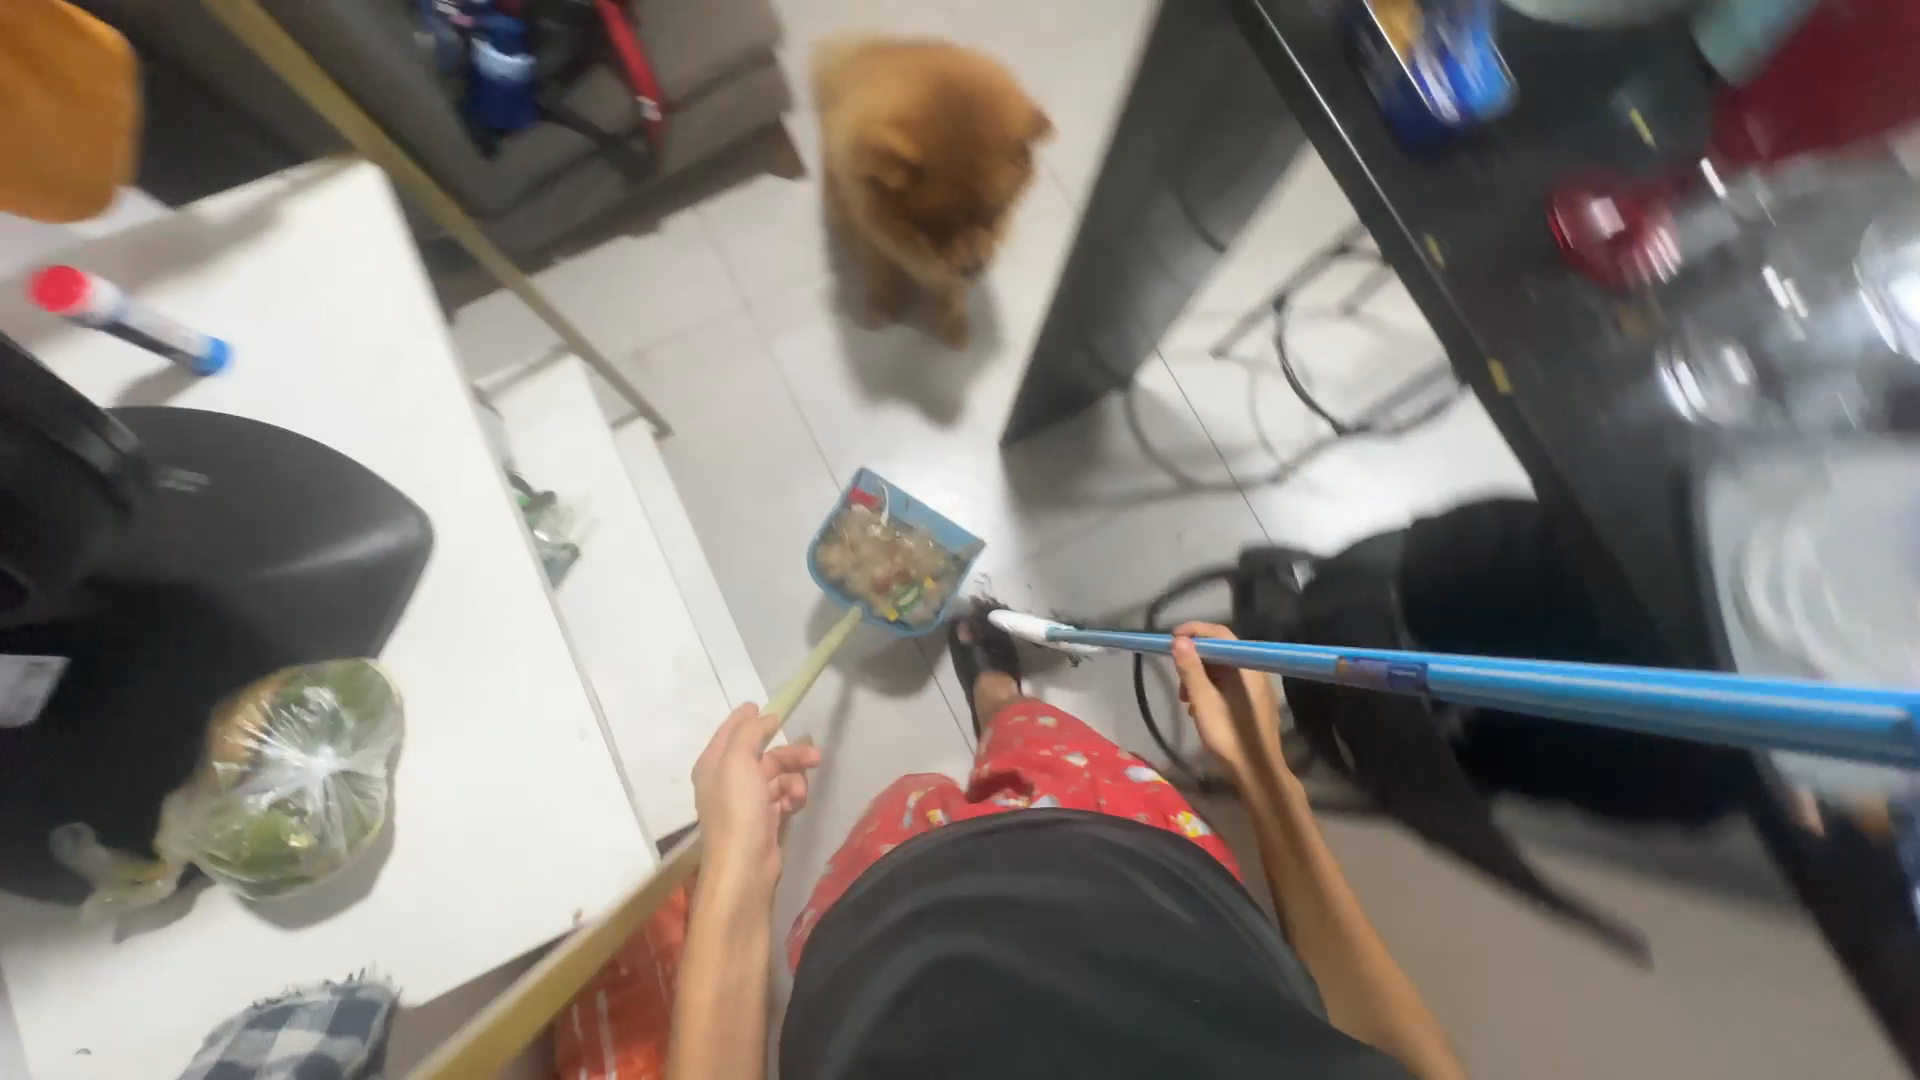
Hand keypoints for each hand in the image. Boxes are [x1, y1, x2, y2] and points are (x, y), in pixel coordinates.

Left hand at [692, 704, 821, 889]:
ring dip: (795, 779)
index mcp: (714, 765)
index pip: (729, 732)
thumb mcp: (738, 760)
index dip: (744, 718)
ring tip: (800, 794)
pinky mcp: (765, 819)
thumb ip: (750, 732)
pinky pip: (784, 796)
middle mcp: (728, 780)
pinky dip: (792, 797)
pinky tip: (795, 806)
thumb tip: (765, 718)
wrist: (745, 865)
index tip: (760, 704)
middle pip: (764, 754)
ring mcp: (747, 801)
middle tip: (815, 756)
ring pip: (779, 775)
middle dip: (790, 754)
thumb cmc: (737, 809)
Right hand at [1170, 622, 1289, 788]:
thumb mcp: (1203, 700)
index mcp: (1246, 666)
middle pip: (1220, 651)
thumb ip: (1191, 668)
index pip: (1220, 633)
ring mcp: (1255, 687)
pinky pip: (1227, 684)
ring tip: (1185, 699)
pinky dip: (1209, 689)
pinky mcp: (1253, 701)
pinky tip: (1198, 708)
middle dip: (1194, 659)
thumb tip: (1179, 640)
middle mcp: (1254, 671)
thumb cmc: (1229, 734)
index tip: (1171, 639)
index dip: (1195, 631)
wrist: (1256, 771)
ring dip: (1199, 677)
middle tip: (1176, 677)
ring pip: (1221, 669)